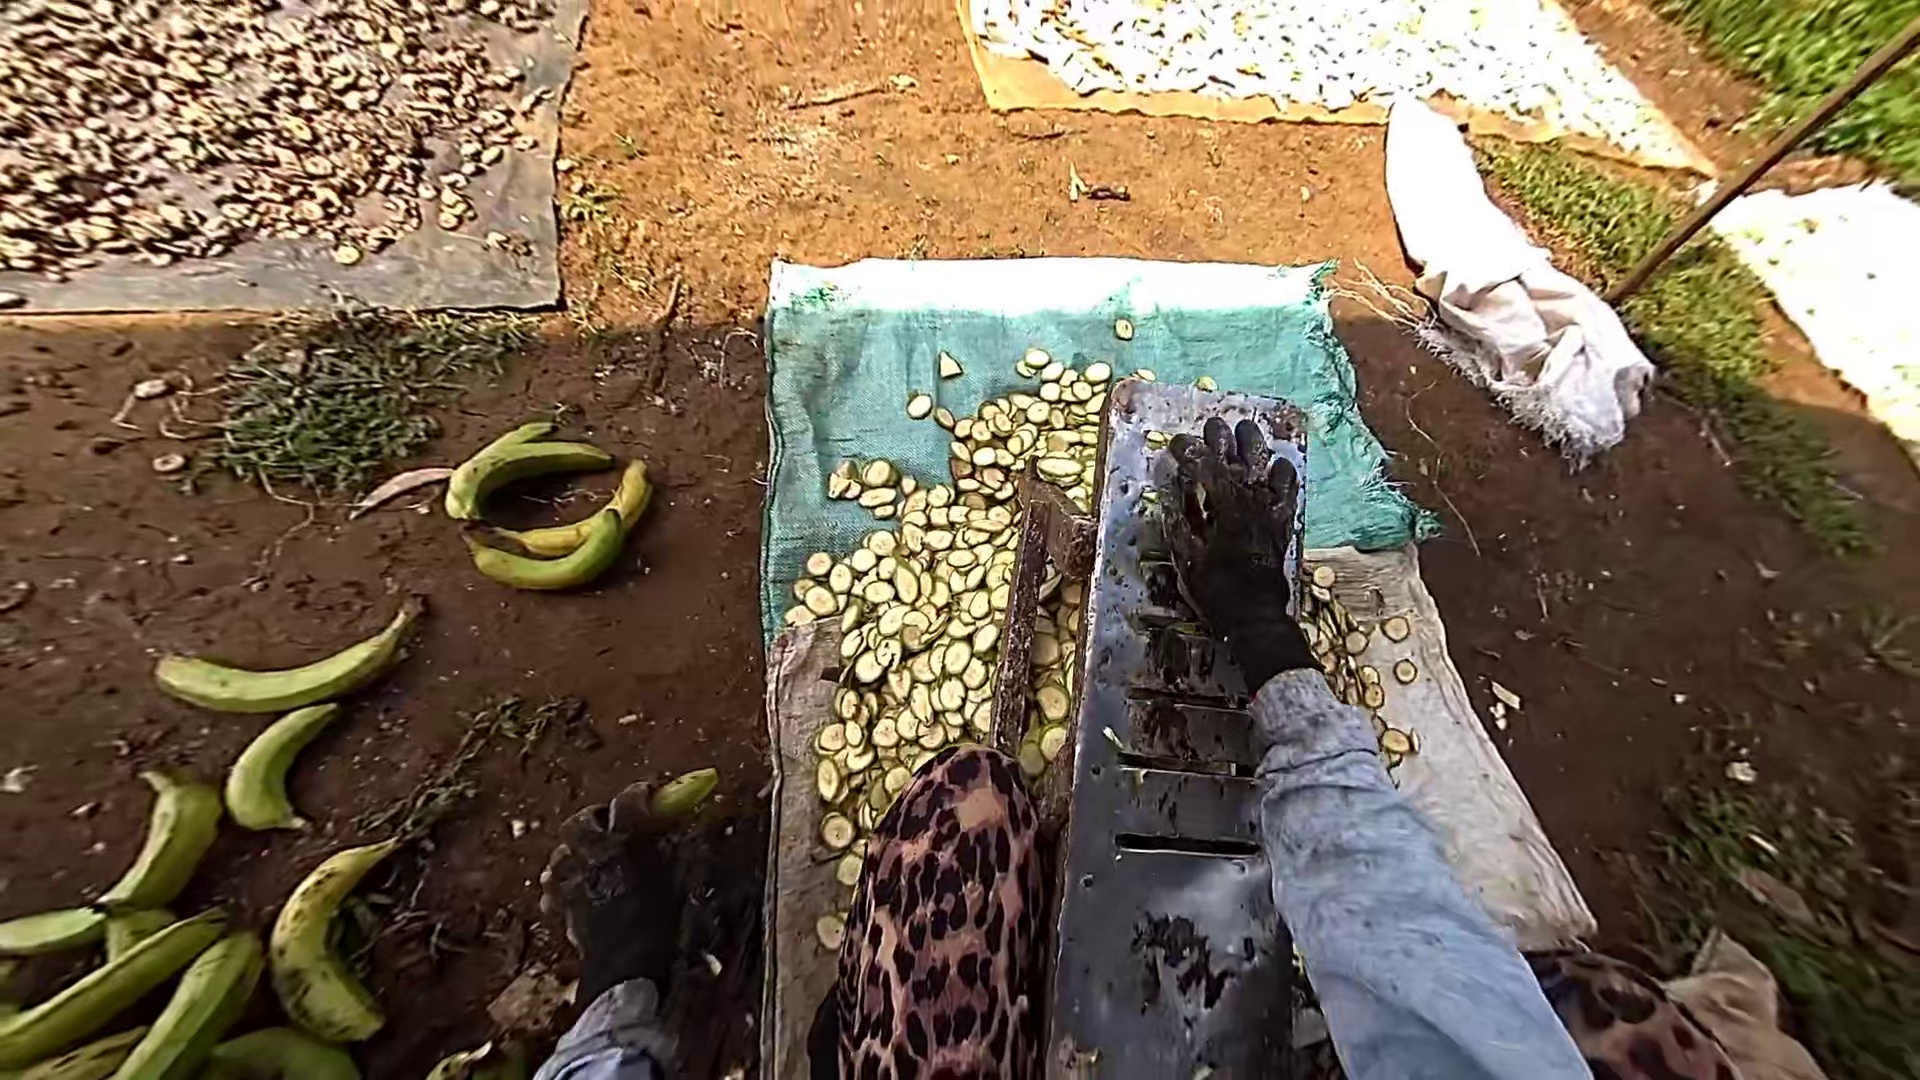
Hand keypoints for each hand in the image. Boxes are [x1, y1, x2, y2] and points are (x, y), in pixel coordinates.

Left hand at [541, 782, 685, 1002]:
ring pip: (562, 851)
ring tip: (595, 856)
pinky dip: (565, 880)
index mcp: (624, 840)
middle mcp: (591, 855)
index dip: (640, 793)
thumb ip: (671, 844)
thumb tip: (675, 823)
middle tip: (613, 824)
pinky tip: (581, 887)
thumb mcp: (677, 873)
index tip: (651, 793)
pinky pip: (554, 884)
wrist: (626, 969)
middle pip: (581, 821)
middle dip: (596, 818)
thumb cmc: (659, 918)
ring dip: (577, 849)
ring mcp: (570, 881)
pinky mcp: (559, 907)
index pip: (627, 801)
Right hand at [1159, 416, 1311, 689]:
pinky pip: (1287, 492)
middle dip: (1222, 440)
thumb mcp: (1186, 557)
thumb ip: (1180, 522)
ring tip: (1247, 428)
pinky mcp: (1281, 523)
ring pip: (1264, 468)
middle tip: (1211, 424)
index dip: (1191, 452)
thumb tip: (1171, 492)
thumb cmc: (1214, 589)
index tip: (1177, 442)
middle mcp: (1250, 504)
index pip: (1206, 469)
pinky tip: (1280, 465)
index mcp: (1224, 509)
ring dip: (1255, 447)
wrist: (1254, 615)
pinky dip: (1283, 476)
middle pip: (1237, 461)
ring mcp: (1270, 512)